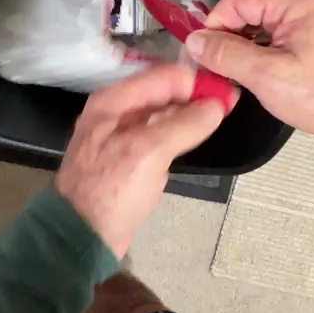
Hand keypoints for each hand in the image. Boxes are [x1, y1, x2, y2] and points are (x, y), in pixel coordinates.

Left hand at [55, 64, 226, 256]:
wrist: (83, 236)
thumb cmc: (111, 190)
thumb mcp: (149, 152)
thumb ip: (184, 124)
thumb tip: (218, 105)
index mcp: (114, 100)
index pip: (164, 76)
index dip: (197, 82)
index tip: (229, 94)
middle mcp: (116, 110)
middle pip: (163, 92)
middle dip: (195, 96)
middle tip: (230, 106)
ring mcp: (121, 134)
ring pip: (163, 113)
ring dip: (189, 114)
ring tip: (221, 119)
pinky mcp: (129, 156)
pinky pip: (159, 134)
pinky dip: (178, 133)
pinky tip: (196, 139)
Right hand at [185, 0, 313, 141]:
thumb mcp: (267, 76)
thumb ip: (226, 55)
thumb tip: (192, 40)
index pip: (234, 1)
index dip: (213, 28)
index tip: (203, 59)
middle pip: (247, 11)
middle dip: (228, 39)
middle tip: (218, 72)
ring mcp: (313, 16)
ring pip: (260, 25)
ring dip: (245, 49)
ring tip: (238, 78)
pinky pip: (277, 35)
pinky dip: (263, 53)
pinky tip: (260, 76)